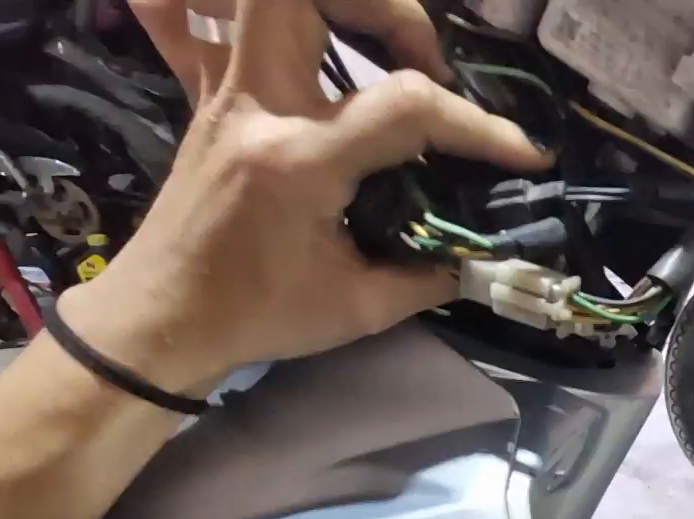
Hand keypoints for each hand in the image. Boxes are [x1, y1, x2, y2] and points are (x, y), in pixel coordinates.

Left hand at [67, 0, 548, 393]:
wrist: (165, 311)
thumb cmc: (264, 313)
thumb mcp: (366, 307)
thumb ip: (434, 272)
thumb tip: (486, 252)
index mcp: (299, 162)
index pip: (405, 110)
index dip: (479, 126)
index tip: (528, 154)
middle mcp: (258, 107)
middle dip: (388, 13)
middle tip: (433, 71)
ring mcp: (230, 93)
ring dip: (346, 11)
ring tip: (400, 63)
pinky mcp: (221, 98)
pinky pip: (251, 30)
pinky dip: (312, 34)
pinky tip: (351, 77)